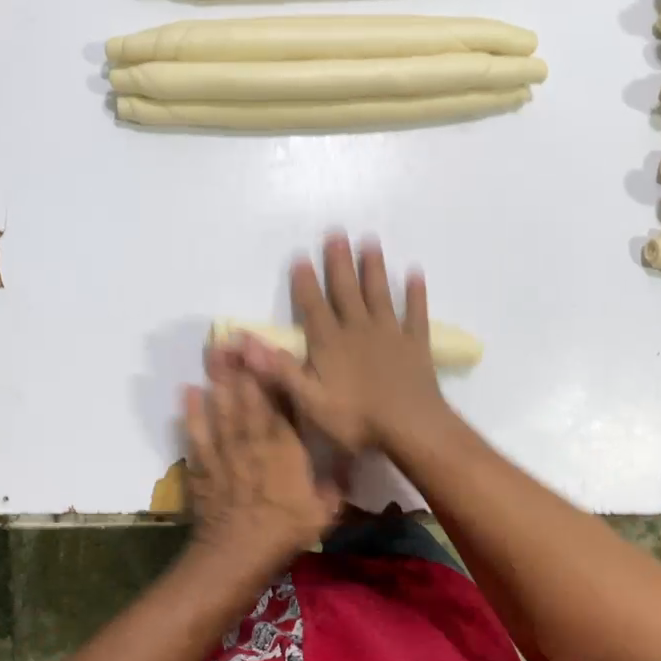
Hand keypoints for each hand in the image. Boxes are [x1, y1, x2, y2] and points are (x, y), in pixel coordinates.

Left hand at [184, 344, 341, 561]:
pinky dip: (191, 411)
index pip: (283, 403)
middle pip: (248, 396)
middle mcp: (255, 440)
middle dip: (242, 365)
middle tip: (234, 337)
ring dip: (218, 378)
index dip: (276, 374)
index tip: (270, 349)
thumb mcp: (324, 512)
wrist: (237, 554)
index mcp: (287, 447)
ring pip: (222, 407)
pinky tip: (187, 390)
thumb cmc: (284, 532)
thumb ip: (334, 485)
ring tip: (214, 351)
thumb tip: (347, 465)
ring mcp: (226, 451)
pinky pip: (196, 433)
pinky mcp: (203, 466)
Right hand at [239, 231, 448, 452]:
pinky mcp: (416, 345)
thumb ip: (279, 369)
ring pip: (379, 294)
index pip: (312, 306)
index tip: (301, 256)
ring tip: (370, 241)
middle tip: (336, 232)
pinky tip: (415, 274)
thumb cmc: (355, 419)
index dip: (305, 282)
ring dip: (373, 267)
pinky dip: (415, 293)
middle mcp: (358, 330)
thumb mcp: (308, 401)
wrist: (411, 428)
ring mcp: (390, 334)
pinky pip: (415, 313)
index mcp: (329, 344)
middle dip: (339, 262)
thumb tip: (244, 343)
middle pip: (346, 290)